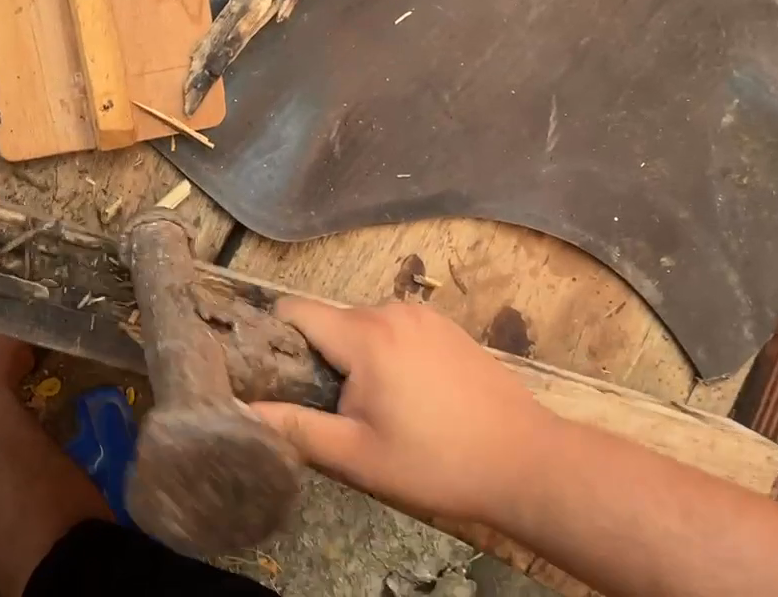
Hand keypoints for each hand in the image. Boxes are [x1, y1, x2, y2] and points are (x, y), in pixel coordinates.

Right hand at [252, 299, 553, 523]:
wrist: (533, 466)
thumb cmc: (438, 463)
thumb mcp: (358, 455)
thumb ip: (296, 427)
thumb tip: (244, 410)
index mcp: (363, 336)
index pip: (294, 311)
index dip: (275, 337)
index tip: (277, 372)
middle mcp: (390, 311)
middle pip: (328, 321)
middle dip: (321, 356)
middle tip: (336, 406)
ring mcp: (423, 315)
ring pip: (362, 325)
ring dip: (355, 355)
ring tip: (378, 405)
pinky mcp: (447, 326)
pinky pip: (395, 328)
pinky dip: (388, 352)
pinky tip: (411, 394)